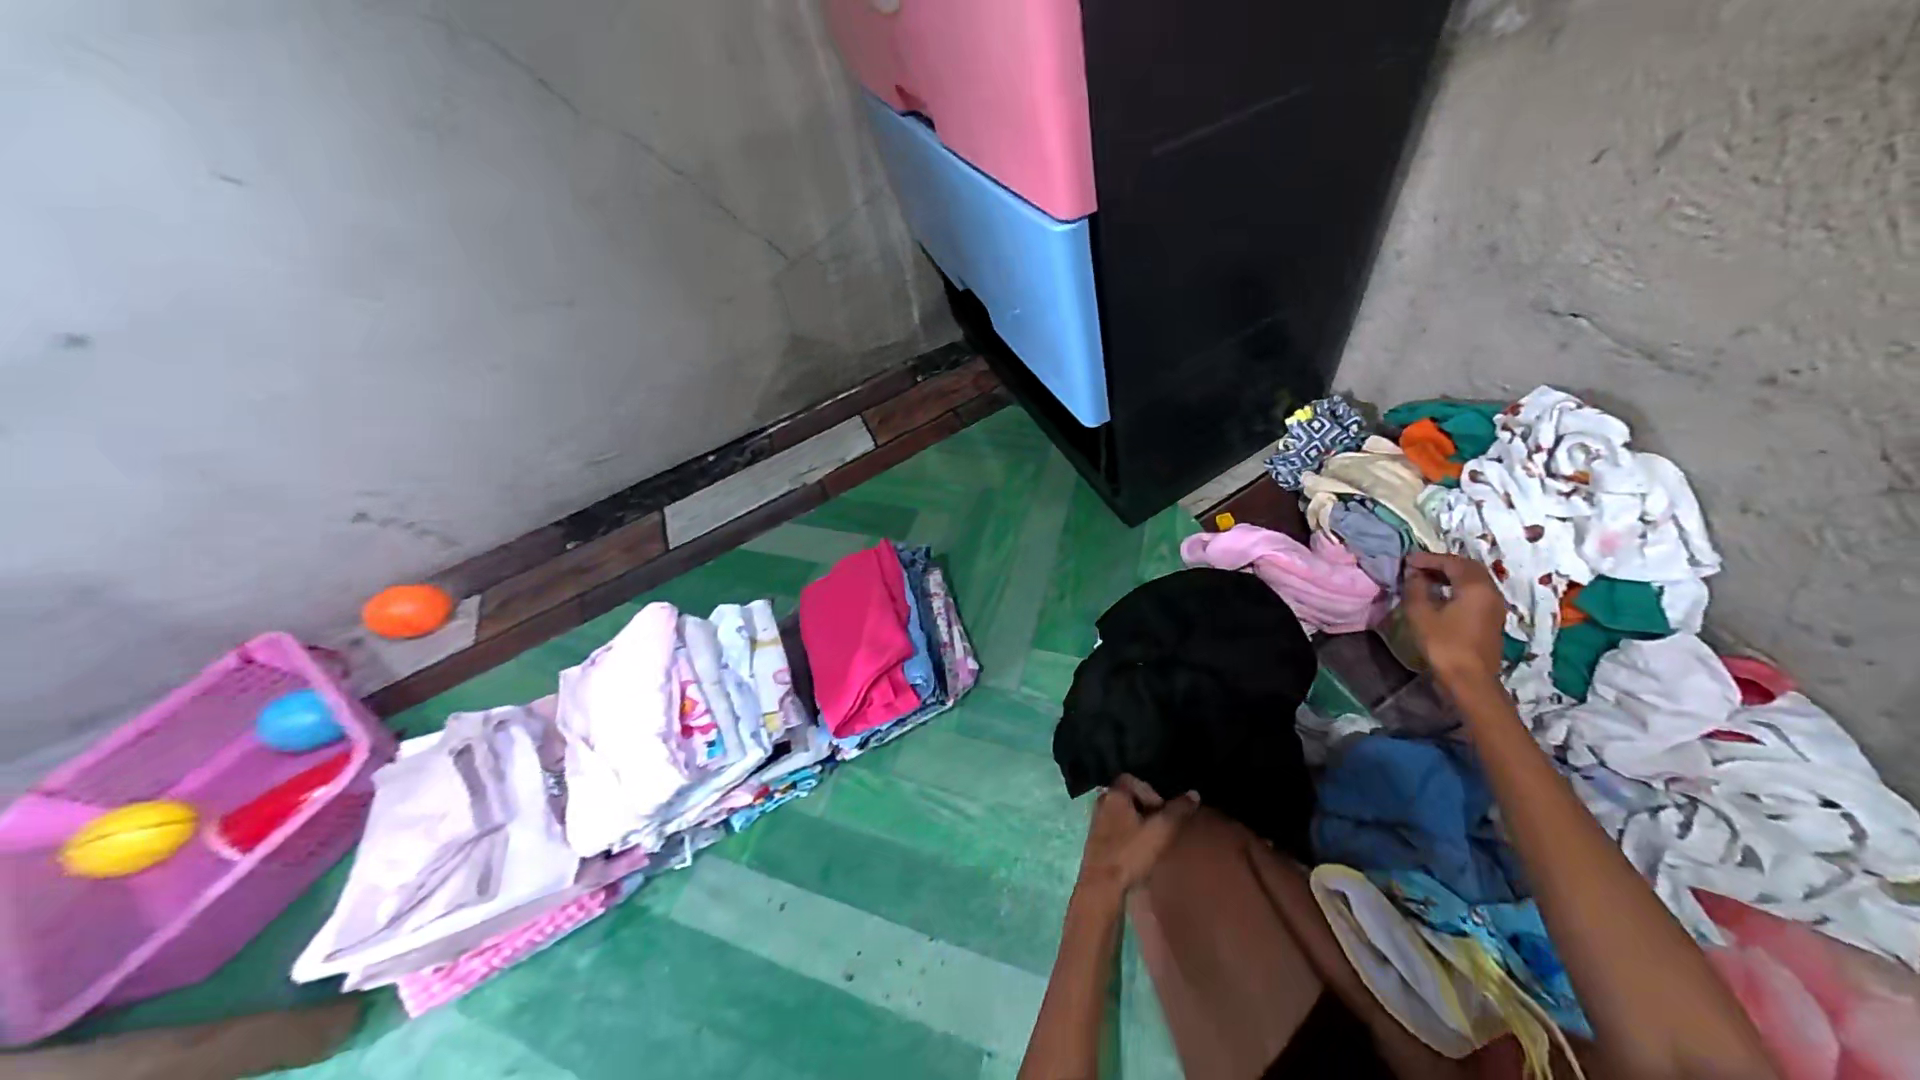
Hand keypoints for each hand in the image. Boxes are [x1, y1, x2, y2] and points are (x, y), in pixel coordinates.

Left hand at [1077, 775, 1199, 896]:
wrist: (1102, 885)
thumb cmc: (1131, 852)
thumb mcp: (1161, 830)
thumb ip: (1178, 810)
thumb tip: (1194, 794)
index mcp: (1113, 794)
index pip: (1132, 779)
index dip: (1150, 791)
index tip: (1162, 810)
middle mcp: (1101, 802)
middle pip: (1127, 796)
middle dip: (1146, 807)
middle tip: (1161, 824)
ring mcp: (1095, 821)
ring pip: (1121, 813)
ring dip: (1137, 821)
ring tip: (1153, 838)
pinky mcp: (1095, 839)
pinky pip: (1114, 827)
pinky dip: (1128, 832)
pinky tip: (1138, 849)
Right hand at [1402, 551, 1507, 691]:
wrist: (1468, 678)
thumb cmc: (1443, 643)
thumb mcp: (1421, 613)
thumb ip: (1416, 587)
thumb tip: (1413, 572)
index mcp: (1475, 587)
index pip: (1452, 562)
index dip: (1428, 558)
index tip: (1407, 560)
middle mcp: (1491, 591)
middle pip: (1468, 567)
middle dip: (1443, 563)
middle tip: (1418, 566)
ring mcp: (1495, 605)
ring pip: (1474, 579)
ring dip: (1452, 574)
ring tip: (1427, 577)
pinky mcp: (1492, 617)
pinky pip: (1477, 591)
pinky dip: (1459, 585)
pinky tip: (1441, 593)